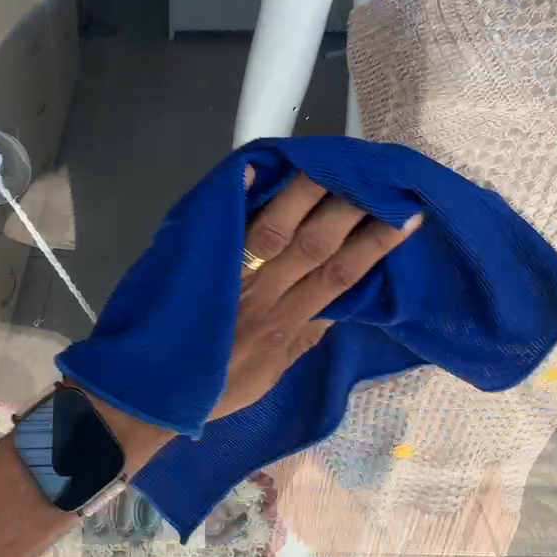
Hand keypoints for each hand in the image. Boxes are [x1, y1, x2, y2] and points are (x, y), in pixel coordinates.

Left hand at [220, 169, 421, 418]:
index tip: (406, 217)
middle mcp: (264, 293)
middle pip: (313, 244)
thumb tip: (335, 309)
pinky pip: (220, 230)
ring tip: (327, 164)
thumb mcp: (271, 374)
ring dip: (302, 196)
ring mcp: (229, 277)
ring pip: (273, 230)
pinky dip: (234, 198)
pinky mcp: (197, 266)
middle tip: (373, 175)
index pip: (340, 276)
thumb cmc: (215, 387)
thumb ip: (302, 338)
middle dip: (346, 209)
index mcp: (285, 321)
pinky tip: (249, 169)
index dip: (375, 246)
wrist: (150, 392)